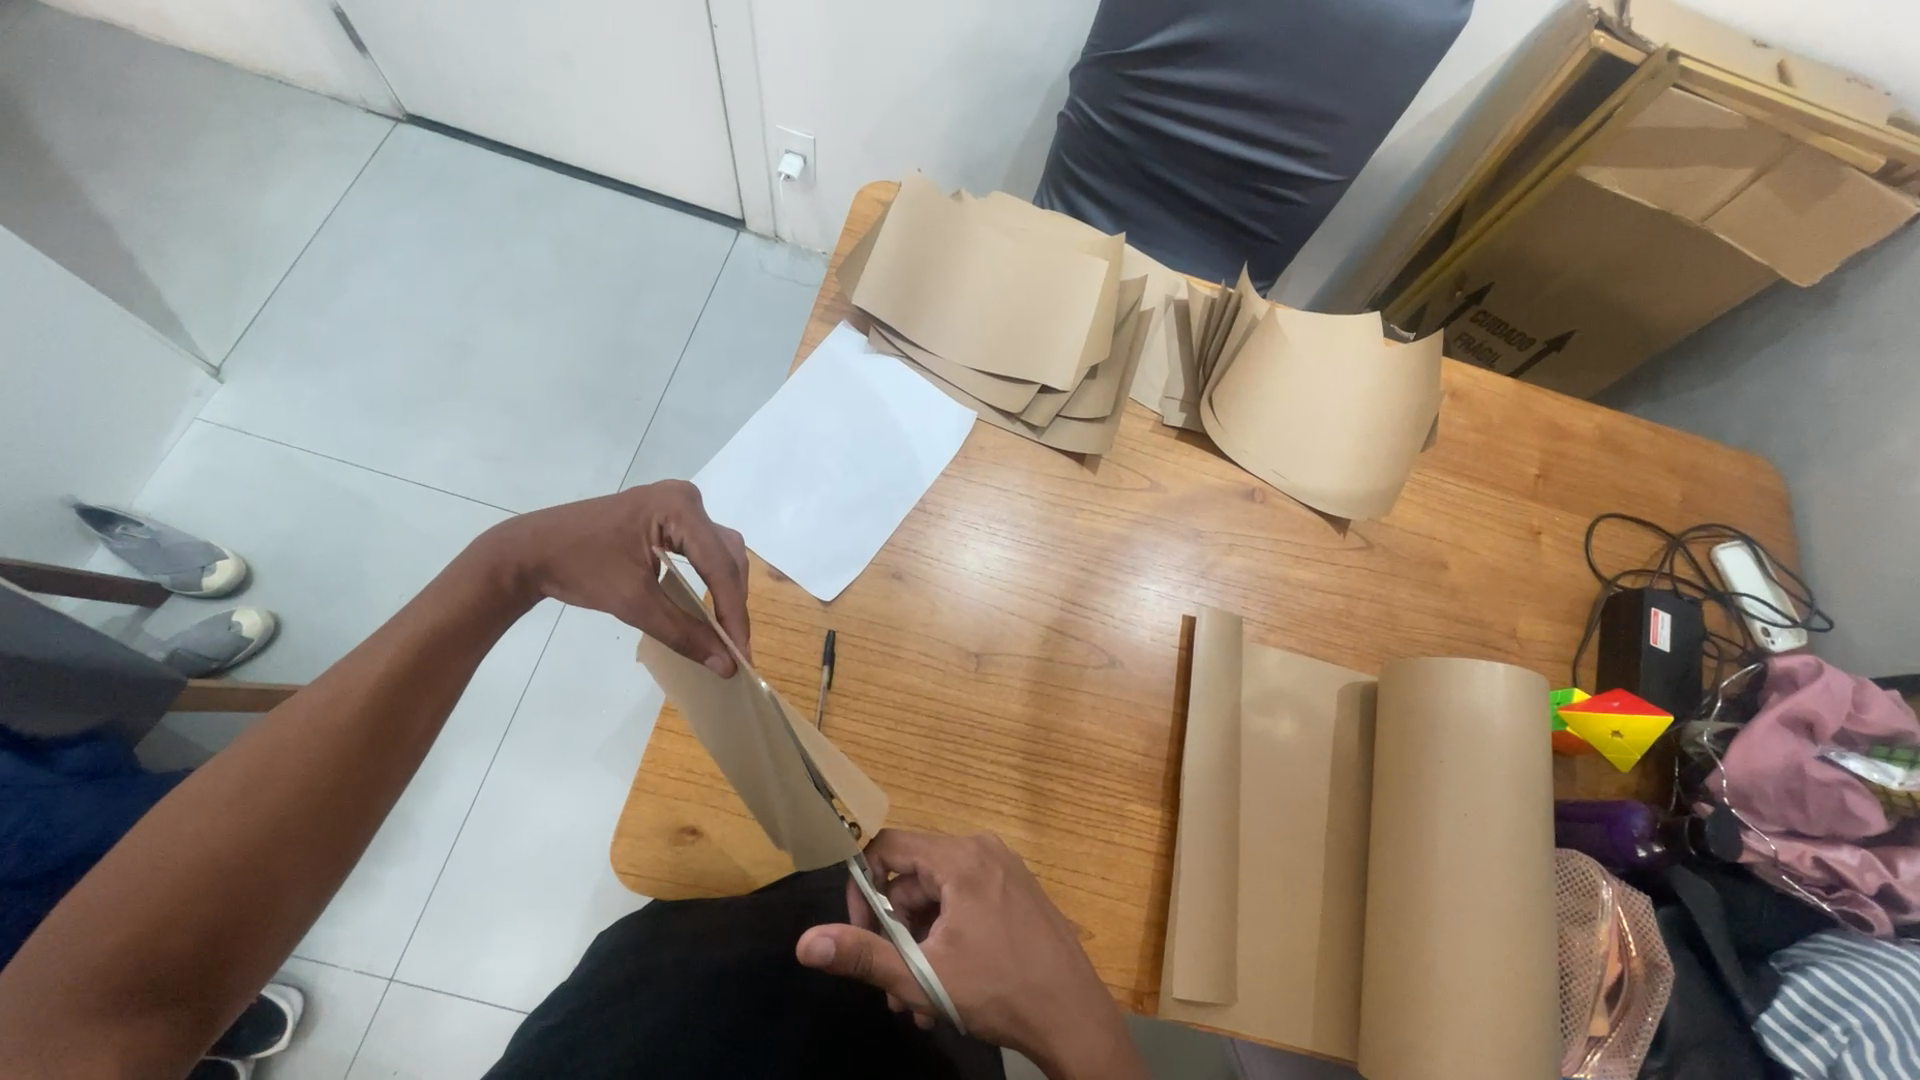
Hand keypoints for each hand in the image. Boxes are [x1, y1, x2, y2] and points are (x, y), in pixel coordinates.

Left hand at [475, 481, 749, 675]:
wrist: (529, 551)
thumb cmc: (579, 570)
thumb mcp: (633, 604)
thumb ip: (684, 633)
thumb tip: (726, 666)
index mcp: (680, 508)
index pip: (721, 566)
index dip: (734, 613)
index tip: (742, 654)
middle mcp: (685, 498)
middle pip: (727, 556)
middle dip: (732, 602)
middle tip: (735, 646)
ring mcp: (677, 504)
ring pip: (719, 552)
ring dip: (725, 590)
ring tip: (725, 631)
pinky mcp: (666, 515)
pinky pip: (701, 548)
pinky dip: (709, 578)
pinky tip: (708, 606)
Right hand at [795, 830, 1147, 1079]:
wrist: (1075, 1018)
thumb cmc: (999, 990)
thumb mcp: (923, 976)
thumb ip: (863, 956)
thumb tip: (805, 943)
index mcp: (960, 858)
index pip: (888, 846)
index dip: (863, 887)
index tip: (862, 932)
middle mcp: (982, 851)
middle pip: (913, 877)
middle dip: (896, 933)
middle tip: (891, 985)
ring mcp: (1005, 870)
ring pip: (940, 898)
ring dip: (920, 947)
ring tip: (918, 1001)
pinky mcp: (1017, 892)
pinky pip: (966, 903)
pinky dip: (948, 939)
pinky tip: (946, 990)